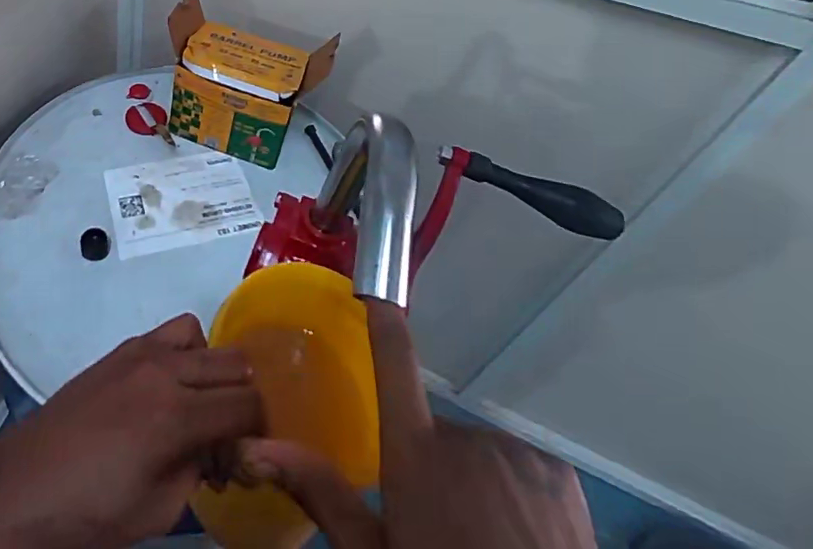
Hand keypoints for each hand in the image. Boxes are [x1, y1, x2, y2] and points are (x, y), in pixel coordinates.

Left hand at [0, 314, 263, 548]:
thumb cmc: (89, 513)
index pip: (248, 405)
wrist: (20, 489)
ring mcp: (141, 353)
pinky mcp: (120, 350)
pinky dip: (184, 352)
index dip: (260, 428)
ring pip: (205, 338)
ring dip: (214, 369)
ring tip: (198, 403)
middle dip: (243, 398)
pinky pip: (170, 333)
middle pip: (235, 365)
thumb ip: (199, 471)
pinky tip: (166, 387)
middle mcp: (165, 371)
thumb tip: (219, 450)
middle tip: (228, 433)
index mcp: (177, 415)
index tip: (250, 451)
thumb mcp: (157, 511)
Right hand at [236, 299, 595, 547]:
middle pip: (435, 433)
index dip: (383, 321)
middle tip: (434, 526)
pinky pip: (519, 467)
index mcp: (414, 452)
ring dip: (474, 483)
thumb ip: (321, 492)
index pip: (393, 363)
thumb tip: (258, 445)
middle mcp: (464, 436)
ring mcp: (514, 451)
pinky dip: (515, 492)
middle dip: (430, 466)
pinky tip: (518, 537)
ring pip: (478, 454)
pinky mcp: (555, 471)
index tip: (372, 288)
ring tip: (478, 539)